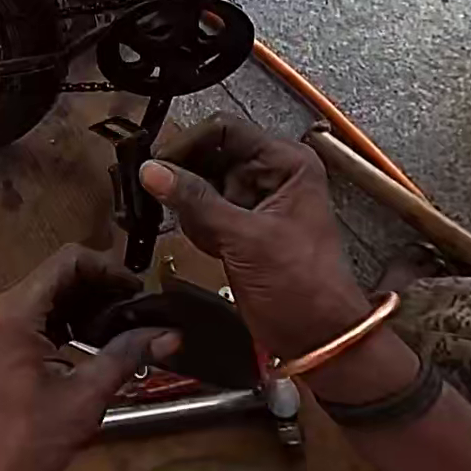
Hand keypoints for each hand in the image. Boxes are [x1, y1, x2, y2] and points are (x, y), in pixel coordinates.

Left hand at [0, 246, 177, 470]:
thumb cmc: (26, 441)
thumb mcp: (83, 396)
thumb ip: (126, 356)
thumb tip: (170, 335)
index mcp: (19, 310)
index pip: (69, 260)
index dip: (108, 267)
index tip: (138, 289)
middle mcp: (9, 307)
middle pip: (63, 273)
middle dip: (104, 285)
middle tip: (140, 306)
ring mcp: (6, 323)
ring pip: (57, 293)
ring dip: (92, 303)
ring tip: (129, 322)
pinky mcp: (10, 341)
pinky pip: (48, 314)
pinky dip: (76, 319)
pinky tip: (103, 339)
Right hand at [141, 116, 417, 404]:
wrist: (317, 339)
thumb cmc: (303, 286)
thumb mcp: (245, 237)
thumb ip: (195, 200)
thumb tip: (153, 170)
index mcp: (284, 162)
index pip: (224, 131)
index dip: (188, 144)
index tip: (157, 163)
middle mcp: (267, 173)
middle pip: (207, 155)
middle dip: (182, 176)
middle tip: (153, 191)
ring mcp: (250, 200)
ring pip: (200, 184)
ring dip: (186, 205)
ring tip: (188, 226)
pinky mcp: (237, 225)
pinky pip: (201, 211)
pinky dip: (192, 224)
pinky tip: (206, 244)